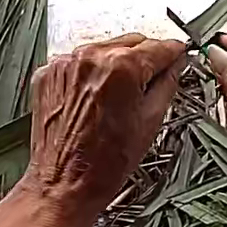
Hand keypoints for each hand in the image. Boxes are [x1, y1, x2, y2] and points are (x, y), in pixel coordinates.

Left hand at [0, 33, 186, 226]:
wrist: (64, 184)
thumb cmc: (103, 164)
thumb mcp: (151, 122)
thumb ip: (168, 83)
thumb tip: (175, 65)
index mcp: (121, 68)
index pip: (159, 46)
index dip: (174, 53)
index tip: (178, 56)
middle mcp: (90, 58)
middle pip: (131, 42)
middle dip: (145, 59)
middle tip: (150, 83)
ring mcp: (65, 64)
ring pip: (104, 49)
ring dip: (116, 65)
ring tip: (117, 99)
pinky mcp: (48, 74)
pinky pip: (78, 62)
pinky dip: (89, 75)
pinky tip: (94, 100)